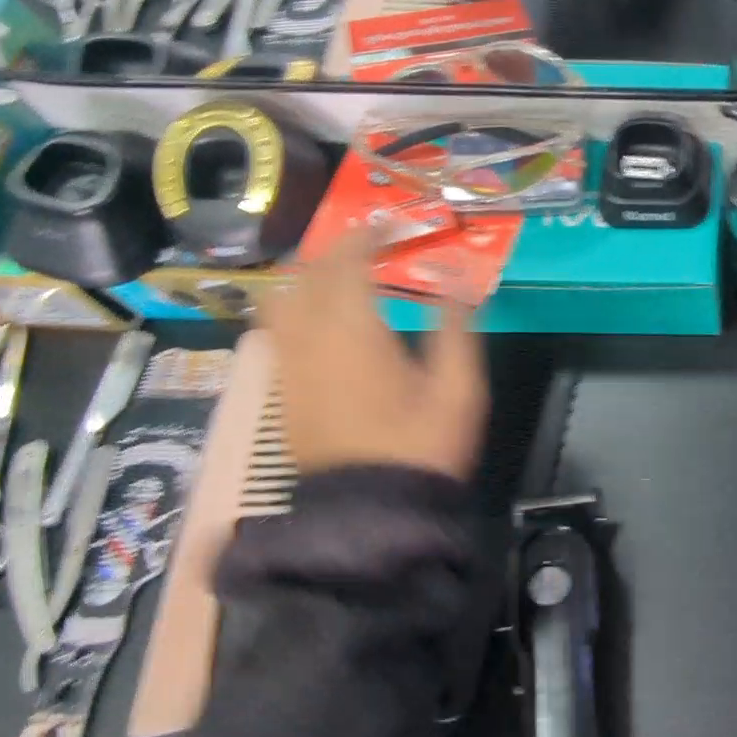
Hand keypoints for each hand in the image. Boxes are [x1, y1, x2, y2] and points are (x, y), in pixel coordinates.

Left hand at [259, 229, 488, 481]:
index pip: (348, 263)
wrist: (372, 511)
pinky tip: (319, 318)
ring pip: (279, 300)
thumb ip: (456, 329)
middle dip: (332, 252)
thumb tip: (460, 283)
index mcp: (355, 331)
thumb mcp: (460, 389)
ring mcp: (289, 366)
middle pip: (305, 275)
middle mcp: (310, 339)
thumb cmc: (423, 445)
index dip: (365, 237)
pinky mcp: (282, 390)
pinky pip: (276, 330)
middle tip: (365, 245)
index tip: (388, 226)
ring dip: (305, 277)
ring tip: (335, 275)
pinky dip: (294, 308)